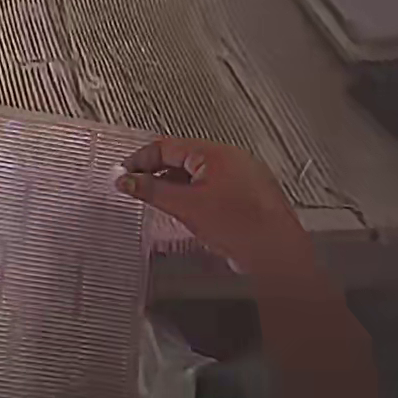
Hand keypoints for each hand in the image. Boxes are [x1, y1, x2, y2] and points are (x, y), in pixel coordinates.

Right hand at [117, 137, 312, 273]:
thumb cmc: (241, 225)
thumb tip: (127, 181)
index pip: (167, 146)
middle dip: (153, 171)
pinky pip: (207, 186)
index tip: (124, 173)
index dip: (140, 159)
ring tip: (154, 199)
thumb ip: (150, 191)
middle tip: (134, 186)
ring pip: (194, 173)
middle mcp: (230, 160)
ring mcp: (238, 177)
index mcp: (216, 154)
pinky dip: (187, 194)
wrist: (272, 251)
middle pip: (180, 158)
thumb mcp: (184, 205)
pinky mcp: (241, 195)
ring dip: (170, 183)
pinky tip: (181, 210)